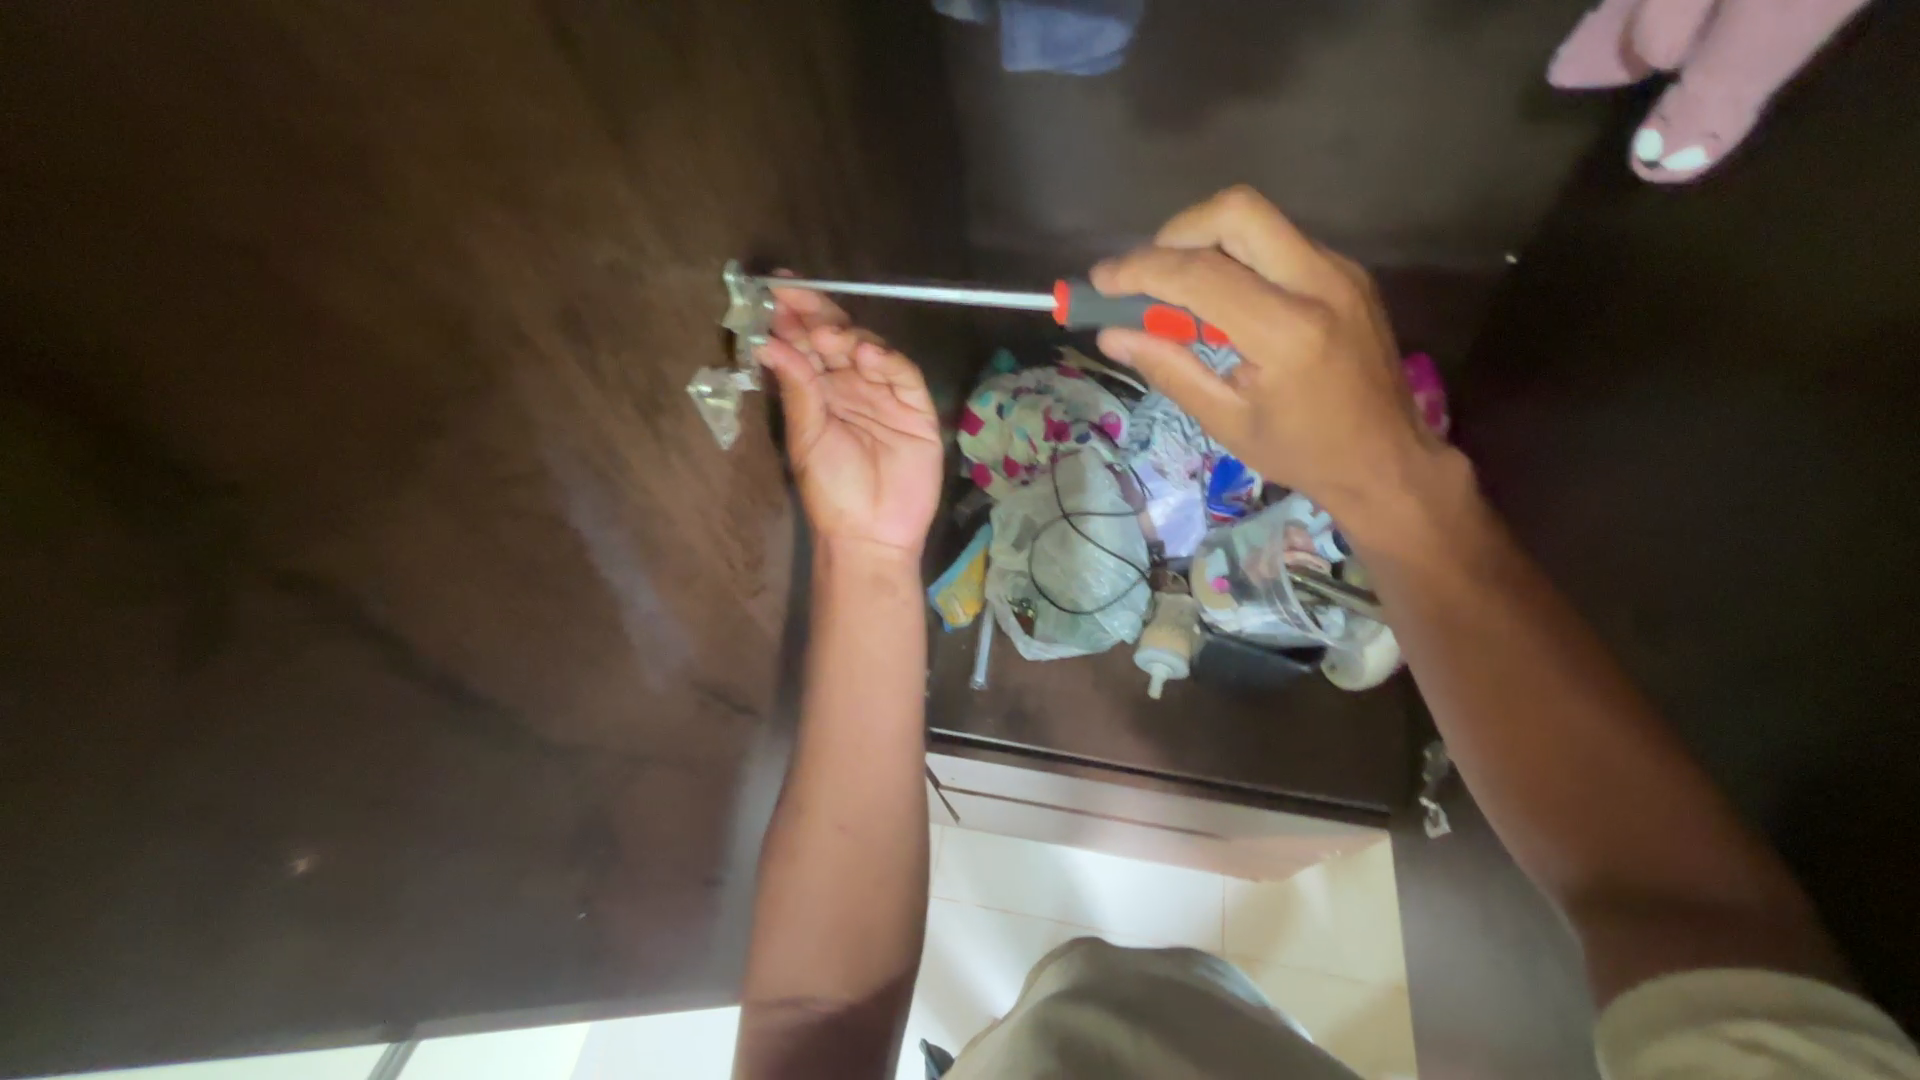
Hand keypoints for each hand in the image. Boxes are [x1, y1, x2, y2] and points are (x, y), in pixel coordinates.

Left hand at [755, 285, 942, 561]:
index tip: (773, 289)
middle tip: (797, 295)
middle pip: (838, 337)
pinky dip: (887, 360)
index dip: (793, 316)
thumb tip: (769, 344)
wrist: (870, 534)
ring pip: (870, 348)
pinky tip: (866, 354)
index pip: (807, 344)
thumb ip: (797, 391)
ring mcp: (885, 394)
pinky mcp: (916, 408)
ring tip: (828, 334)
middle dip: (818, 313)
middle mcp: (852, 385)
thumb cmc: (832, 491)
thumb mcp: (807, 439)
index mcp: (820, 391)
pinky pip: (903, 374)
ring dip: (848, 335)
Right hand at [1090, 186, 1458, 547]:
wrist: (1388, 460)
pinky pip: (1279, 241)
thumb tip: (1111, 336)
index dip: (1139, 271)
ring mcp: (1340, 271)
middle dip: (1177, 233)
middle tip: (1148, 274)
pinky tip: (1221, 301)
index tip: (1100, 282)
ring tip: (1177, 291)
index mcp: (1288, 332)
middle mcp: (1319, 283)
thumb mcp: (1226, 422)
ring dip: (1206, 243)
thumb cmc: (1303, 453)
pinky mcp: (1346, 272)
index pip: (1199, 274)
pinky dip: (1237, 258)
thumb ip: (1169, 369)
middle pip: (1236, 212)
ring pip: (1259, 220)